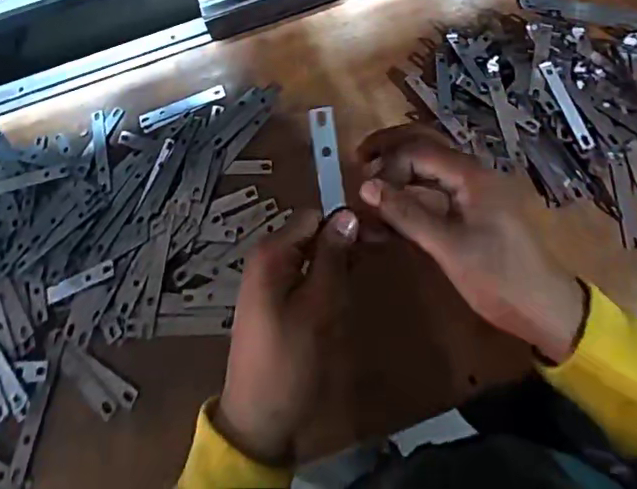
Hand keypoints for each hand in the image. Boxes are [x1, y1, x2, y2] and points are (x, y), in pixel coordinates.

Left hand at [213, 208, 358, 464]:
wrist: (259, 420)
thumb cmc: (289, 361)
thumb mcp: (318, 306)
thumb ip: (333, 257)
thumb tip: (348, 215)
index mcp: (271, 252)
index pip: (314, 217)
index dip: (343, 223)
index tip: (374, 237)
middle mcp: (266, 258)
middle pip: (311, 234)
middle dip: (341, 243)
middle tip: (377, 256)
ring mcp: (268, 281)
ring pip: (309, 256)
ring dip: (335, 263)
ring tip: (365, 275)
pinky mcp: (274, 302)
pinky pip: (303, 277)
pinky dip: (324, 280)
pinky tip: (344, 294)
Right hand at [354, 127, 586, 363]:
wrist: (547, 310)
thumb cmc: (500, 277)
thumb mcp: (449, 248)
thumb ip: (407, 214)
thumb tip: (365, 186)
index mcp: (470, 174)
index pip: (418, 149)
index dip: (387, 164)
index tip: (365, 192)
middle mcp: (471, 172)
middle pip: (424, 143)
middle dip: (389, 148)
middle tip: (358, 160)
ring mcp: (472, 190)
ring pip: (428, 165)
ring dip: (398, 170)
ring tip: (369, 187)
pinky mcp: (471, 210)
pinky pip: (434, 189)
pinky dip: (410, 194)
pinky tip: (390, 214)